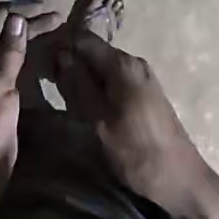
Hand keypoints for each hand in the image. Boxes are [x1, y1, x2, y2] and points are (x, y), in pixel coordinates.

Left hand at [0, 8, 55, 215]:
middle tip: (54, 19)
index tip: (56, 14)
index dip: (29, 13)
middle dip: (26, 19)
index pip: (2, 19)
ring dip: (18, 33)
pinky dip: (12, 53)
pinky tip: (27, 57)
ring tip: (44, 31)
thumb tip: (17, 18)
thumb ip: (6, 56)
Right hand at [55, 29, 215, 217]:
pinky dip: (97, 86)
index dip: (60, 43)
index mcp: (123, 64)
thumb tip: (60, 54)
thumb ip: (79, 86)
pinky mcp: (145, 92)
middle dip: (69, 61)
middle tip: (43, 78)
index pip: (84, 38)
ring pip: (103, 66)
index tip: (38, 56)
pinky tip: (84, 103)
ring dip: (82, 75)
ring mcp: (142, 76)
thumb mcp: (99, 122)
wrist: (181, 180)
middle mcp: (134, 61)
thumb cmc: (137, 153)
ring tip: (59, 91)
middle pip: (94, 51)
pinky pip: (114, 79)